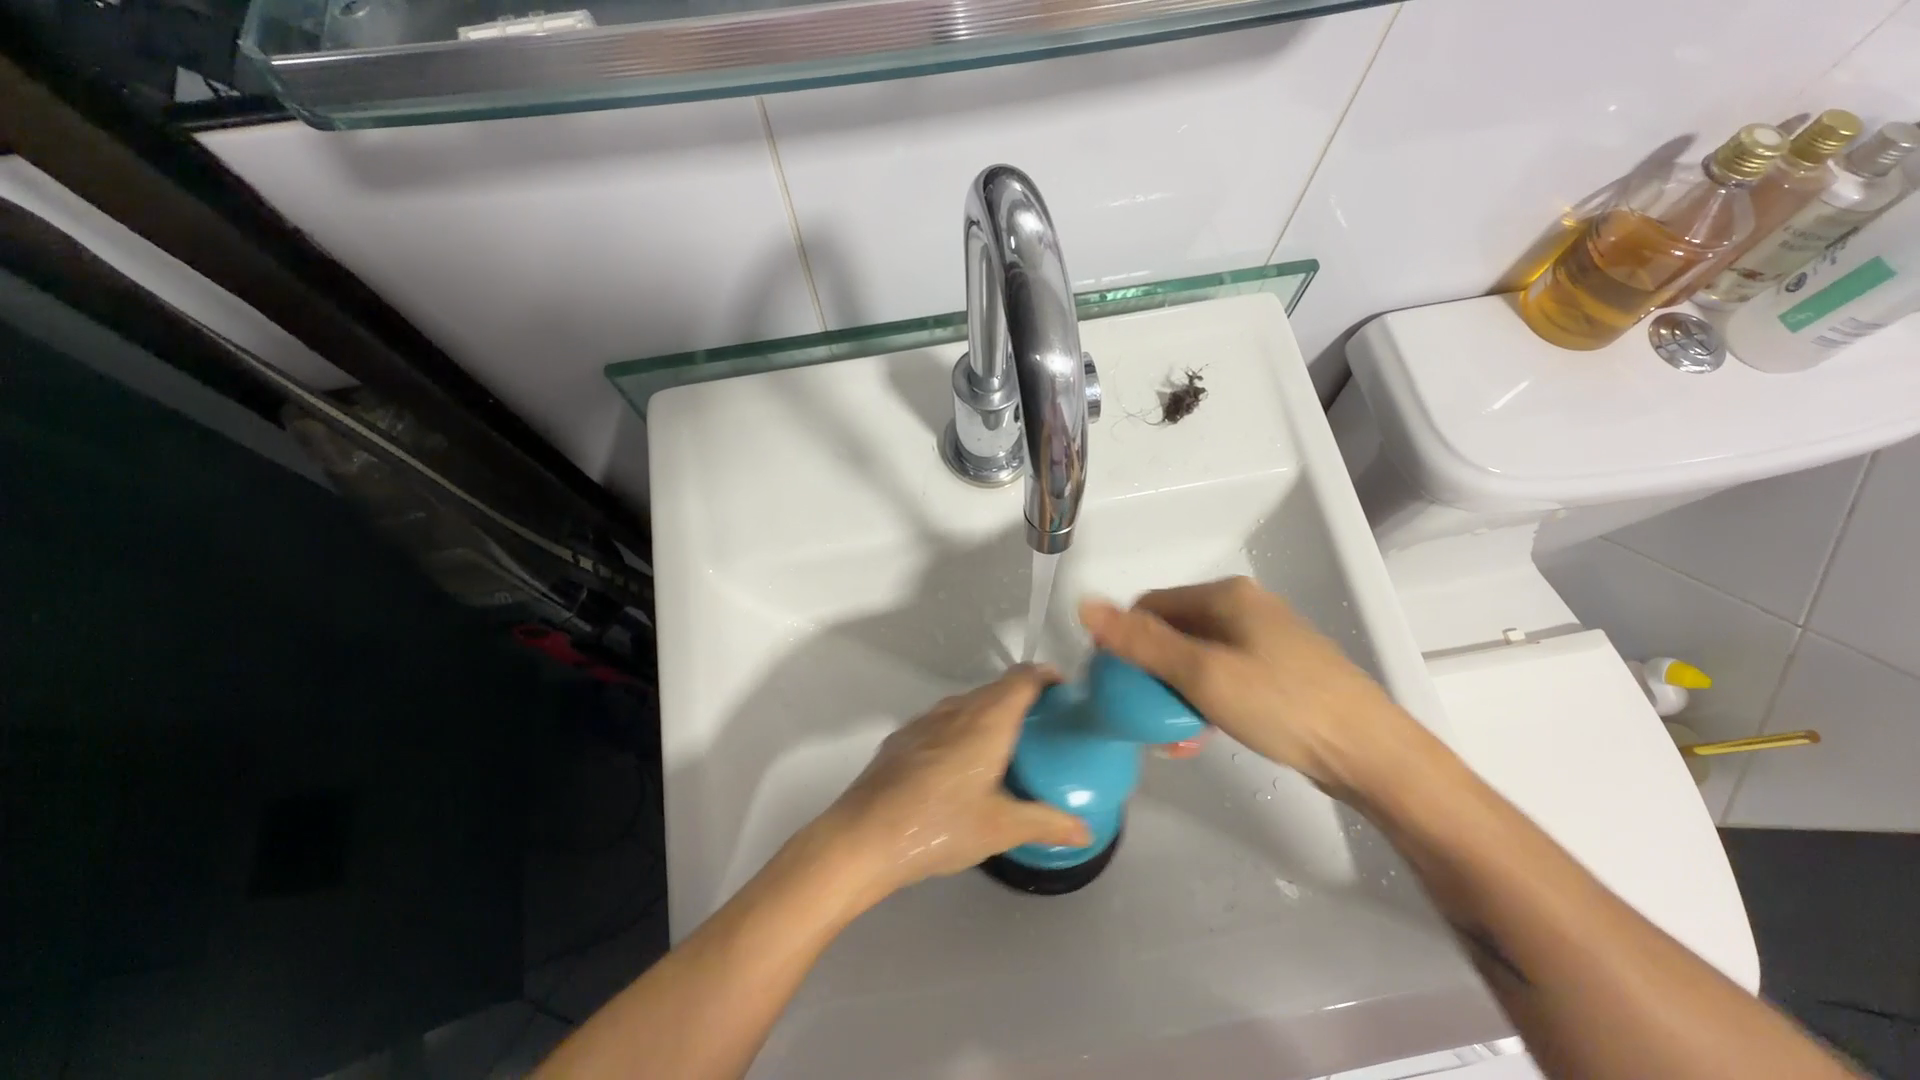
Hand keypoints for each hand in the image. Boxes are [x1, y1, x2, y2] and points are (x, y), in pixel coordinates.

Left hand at [810, 665, 1092, 904]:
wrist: (864, 837)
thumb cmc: (941, 825)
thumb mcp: (1001, 829)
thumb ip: (1046, 823)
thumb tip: (1086, 832)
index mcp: (987, 720)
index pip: (1022, 678)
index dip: (1046, 677)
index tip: (1063, 693)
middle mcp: (956, 710)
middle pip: (995, 690)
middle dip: (1022, 700)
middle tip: (1044, 730)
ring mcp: (923, 722)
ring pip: (966, 706)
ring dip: (989, 717)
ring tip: (1006, 750)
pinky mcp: (901, 740)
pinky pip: (941, 724)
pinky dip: (960, 733)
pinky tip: (959, 770)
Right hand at [1079, 577, 1418, 792]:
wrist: (1367, 751)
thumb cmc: (1280, 706)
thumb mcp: (1202, 674)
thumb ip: (1142, 642)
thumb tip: (1085, 603)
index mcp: (1226, 596)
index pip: (1150, 605)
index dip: (1123, 641)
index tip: (1111, 684)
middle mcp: (1245, 609)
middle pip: (1174, 631)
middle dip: (1149, 672)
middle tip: (1137, 714)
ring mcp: (1266, 642)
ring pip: (1198, 659)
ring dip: (1174, 692)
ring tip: (1167, 733)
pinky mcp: (1281, 674)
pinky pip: (1224, 679)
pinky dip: (1204, 701)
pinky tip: (1200, 735)